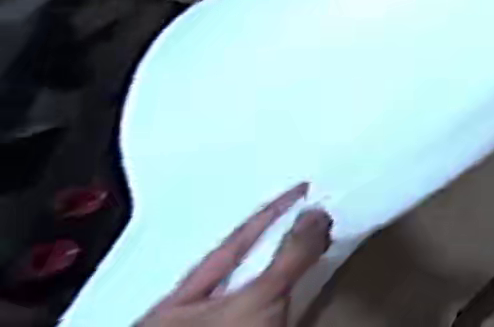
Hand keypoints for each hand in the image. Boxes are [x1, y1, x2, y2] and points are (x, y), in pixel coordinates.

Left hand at [139, 185, 331, 326]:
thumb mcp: (260, 299)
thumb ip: (291, 253)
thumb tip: (319, 208)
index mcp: (168, 307)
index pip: (228, 246)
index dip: (269, 214)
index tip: (306, 186)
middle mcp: (180, 319)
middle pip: (235, 266)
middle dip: (275, 236)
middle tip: (311, 207)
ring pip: (249, 285)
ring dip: (283, 260)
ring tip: (312, 233)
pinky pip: (263, 302)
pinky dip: (285, 283)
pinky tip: (302, 272)